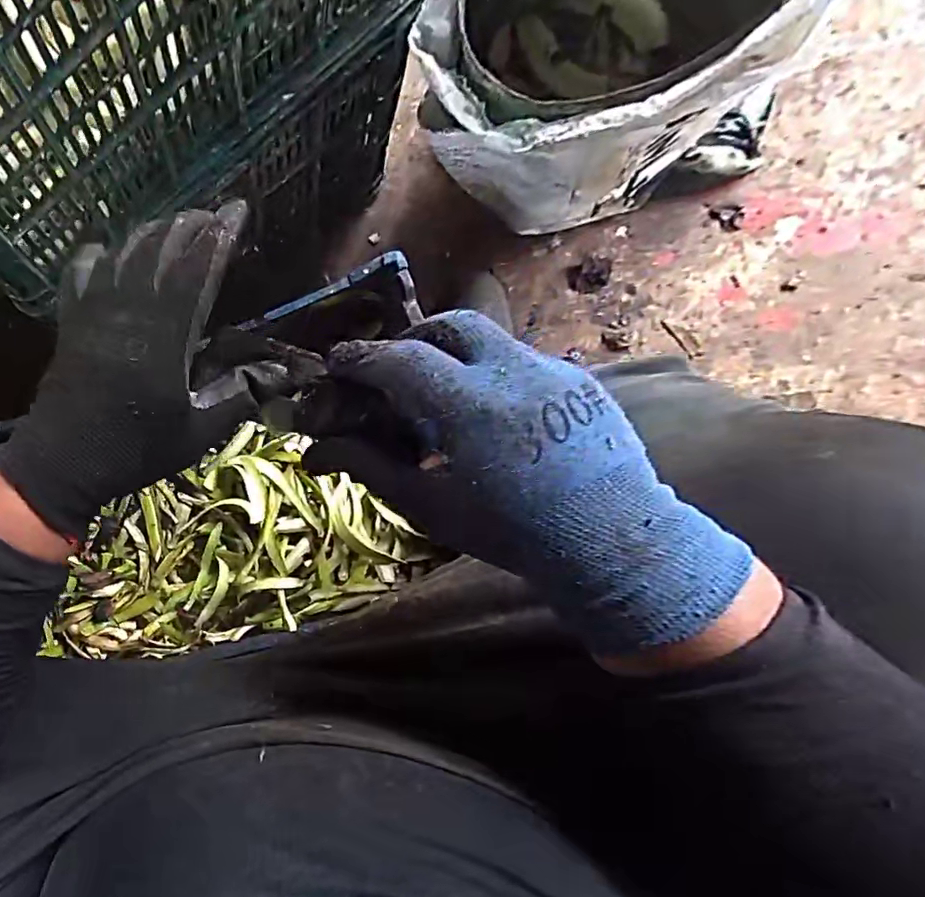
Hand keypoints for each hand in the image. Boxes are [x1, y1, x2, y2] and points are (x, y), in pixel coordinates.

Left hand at [0, 202, 254, 536]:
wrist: (64, 461)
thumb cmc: (134, 451)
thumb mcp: (196, 433)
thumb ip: (237, 397)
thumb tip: (279, 372)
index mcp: (165, 336)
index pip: (196, 268)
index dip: (219, 235)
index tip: (238, 210)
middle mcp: (128, 310)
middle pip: (160, 247)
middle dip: (189, 224)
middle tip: (211, 217)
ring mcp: (93, 311)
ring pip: (123, 251)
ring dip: (151, 232)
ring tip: (174, 227)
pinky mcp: (70, 320)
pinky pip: (81, 270)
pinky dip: (99, 252)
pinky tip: (110, 251)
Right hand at [303, 311, 756, 654]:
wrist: (609, 542)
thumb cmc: (508, 532)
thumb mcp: (429, 505)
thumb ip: (371, 467)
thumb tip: (315, 452)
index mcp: (470, 406)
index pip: (402, 360)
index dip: (363, 358)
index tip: (338, 361)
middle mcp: (514, 372)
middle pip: (450, 325)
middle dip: (412, 339)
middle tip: (391, 368)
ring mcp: (554, 370)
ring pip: (490, 341)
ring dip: (454, 357)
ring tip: (441, 398)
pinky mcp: (581, 381)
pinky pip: (522, 362)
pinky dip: (491, 376)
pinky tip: (490, 418)